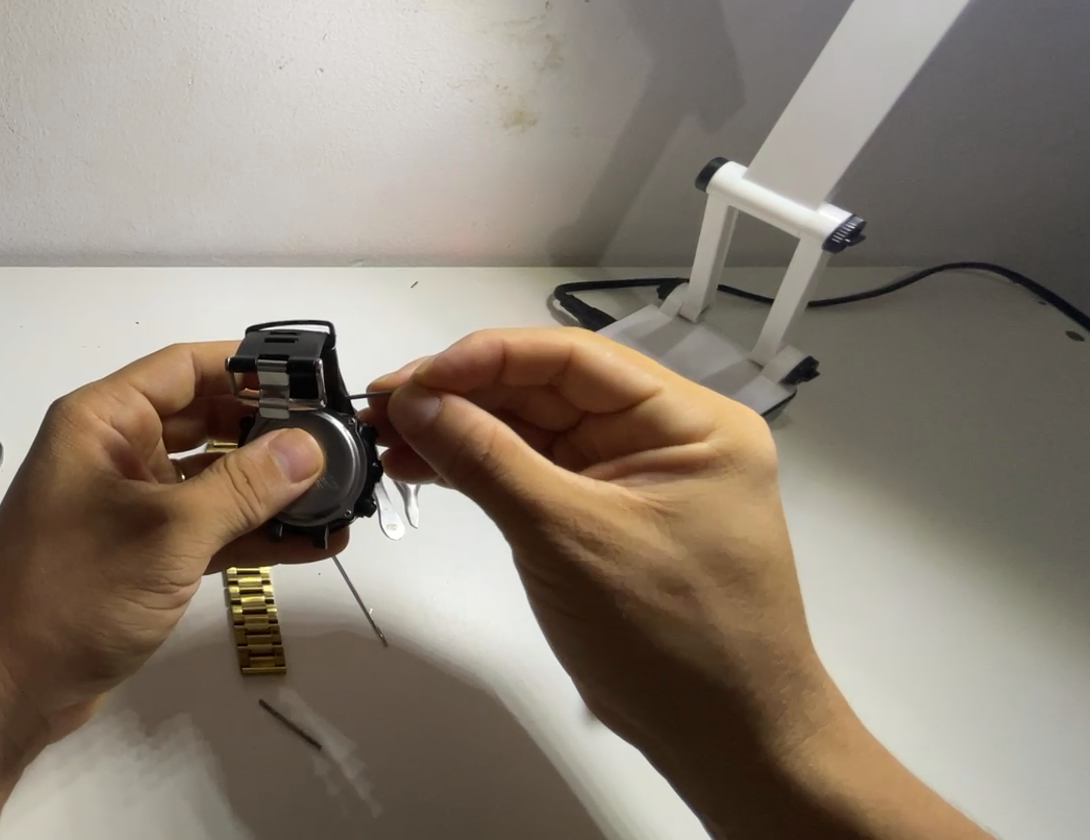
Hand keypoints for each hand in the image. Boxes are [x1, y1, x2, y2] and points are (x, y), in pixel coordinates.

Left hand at [0, 342, 334, 748]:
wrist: (3, 687)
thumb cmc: (74, 589)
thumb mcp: (166, 531)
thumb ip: (241, 487)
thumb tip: (309, 446)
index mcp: (104, 420)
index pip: (182, 368)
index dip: (245, 365)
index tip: (308, 375)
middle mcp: (115, 450)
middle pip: (202, 419)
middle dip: (266, 429)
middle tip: (337, 438)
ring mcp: (130, 503)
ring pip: (209, 475)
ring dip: (266, 485)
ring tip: (337, 490)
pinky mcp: (142, 551)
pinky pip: (205, 525)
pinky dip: (250, 531)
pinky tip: (310, 541)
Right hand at [361, 328, 836, 781]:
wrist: (719, 742)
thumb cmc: (667, 634)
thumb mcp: (567, 535)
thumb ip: (485, 458)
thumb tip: (411, 400)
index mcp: (683, 421)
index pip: (569, 357)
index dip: (484, 357)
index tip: (415, 380)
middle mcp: (650, 431)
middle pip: (536, 386)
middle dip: (454, 393)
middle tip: (381, 406)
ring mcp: (615, 468)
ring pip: (517, 424)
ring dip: (449, 427)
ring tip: (383, 435)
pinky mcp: (583, 505)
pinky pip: (514, 464)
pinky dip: (463, 463)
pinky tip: (412, 465)